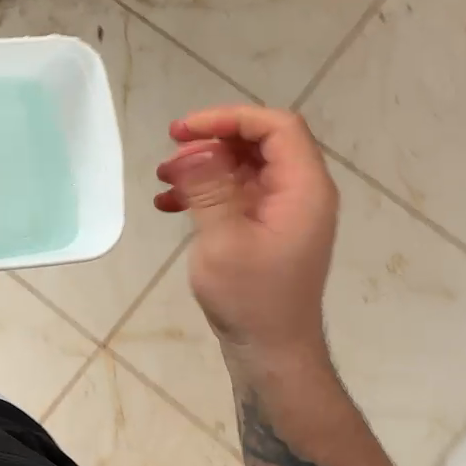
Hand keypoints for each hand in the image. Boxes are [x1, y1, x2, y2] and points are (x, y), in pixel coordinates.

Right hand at [153, 106, 337, 357]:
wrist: (269, 347)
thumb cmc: (250, 296)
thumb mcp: (223, 240)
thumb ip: (210, 190)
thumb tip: (194, 148)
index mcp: (302, 189)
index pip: (276, 127)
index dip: (229, 119)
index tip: (182, 131)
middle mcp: (300, 192)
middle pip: (261, 142)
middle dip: (212, 140)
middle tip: (169, 155)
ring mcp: (283, 209)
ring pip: (244, 165)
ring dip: (203, 166)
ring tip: (163, 179)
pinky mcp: (266, 226)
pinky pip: (236, 192)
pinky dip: (204, 190)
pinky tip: (169, 205)